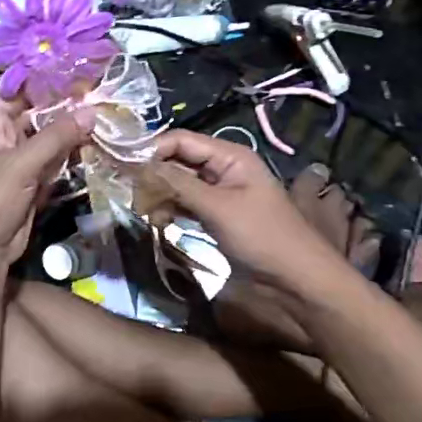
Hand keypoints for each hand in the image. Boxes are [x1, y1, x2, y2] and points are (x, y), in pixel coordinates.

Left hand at [0, 97, 90, 267]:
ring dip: (73, 128)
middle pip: (39, 111)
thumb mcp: (22, 164)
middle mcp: (5, 135)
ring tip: (104, 114)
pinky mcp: (34, 177)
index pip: (21, 90)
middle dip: (67, 105)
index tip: (79, 70)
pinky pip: (56, 156)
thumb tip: (91, 111)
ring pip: (51, 134)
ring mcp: (20, 157)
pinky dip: (72, 150)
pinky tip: (95, 140)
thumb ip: (57, 136)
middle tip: (100, 93)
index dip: (47, 80)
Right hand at [145, 130, 349, 295]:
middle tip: (130, 195)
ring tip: (144, 213)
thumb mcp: (218, 207)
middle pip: (178, 160)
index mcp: (229, 156)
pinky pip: (186, 204)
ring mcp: (220, 193)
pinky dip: (171, 210)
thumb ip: (178, 184)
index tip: (123, 168)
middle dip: (154, 175)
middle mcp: (222, 168)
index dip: (152, 150)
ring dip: (160, 195)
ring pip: (179, 184)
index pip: (180, 140)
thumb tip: (139, 165)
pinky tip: (158, 222)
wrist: (298, 282)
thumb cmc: (261, 237)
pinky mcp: (217, 215)